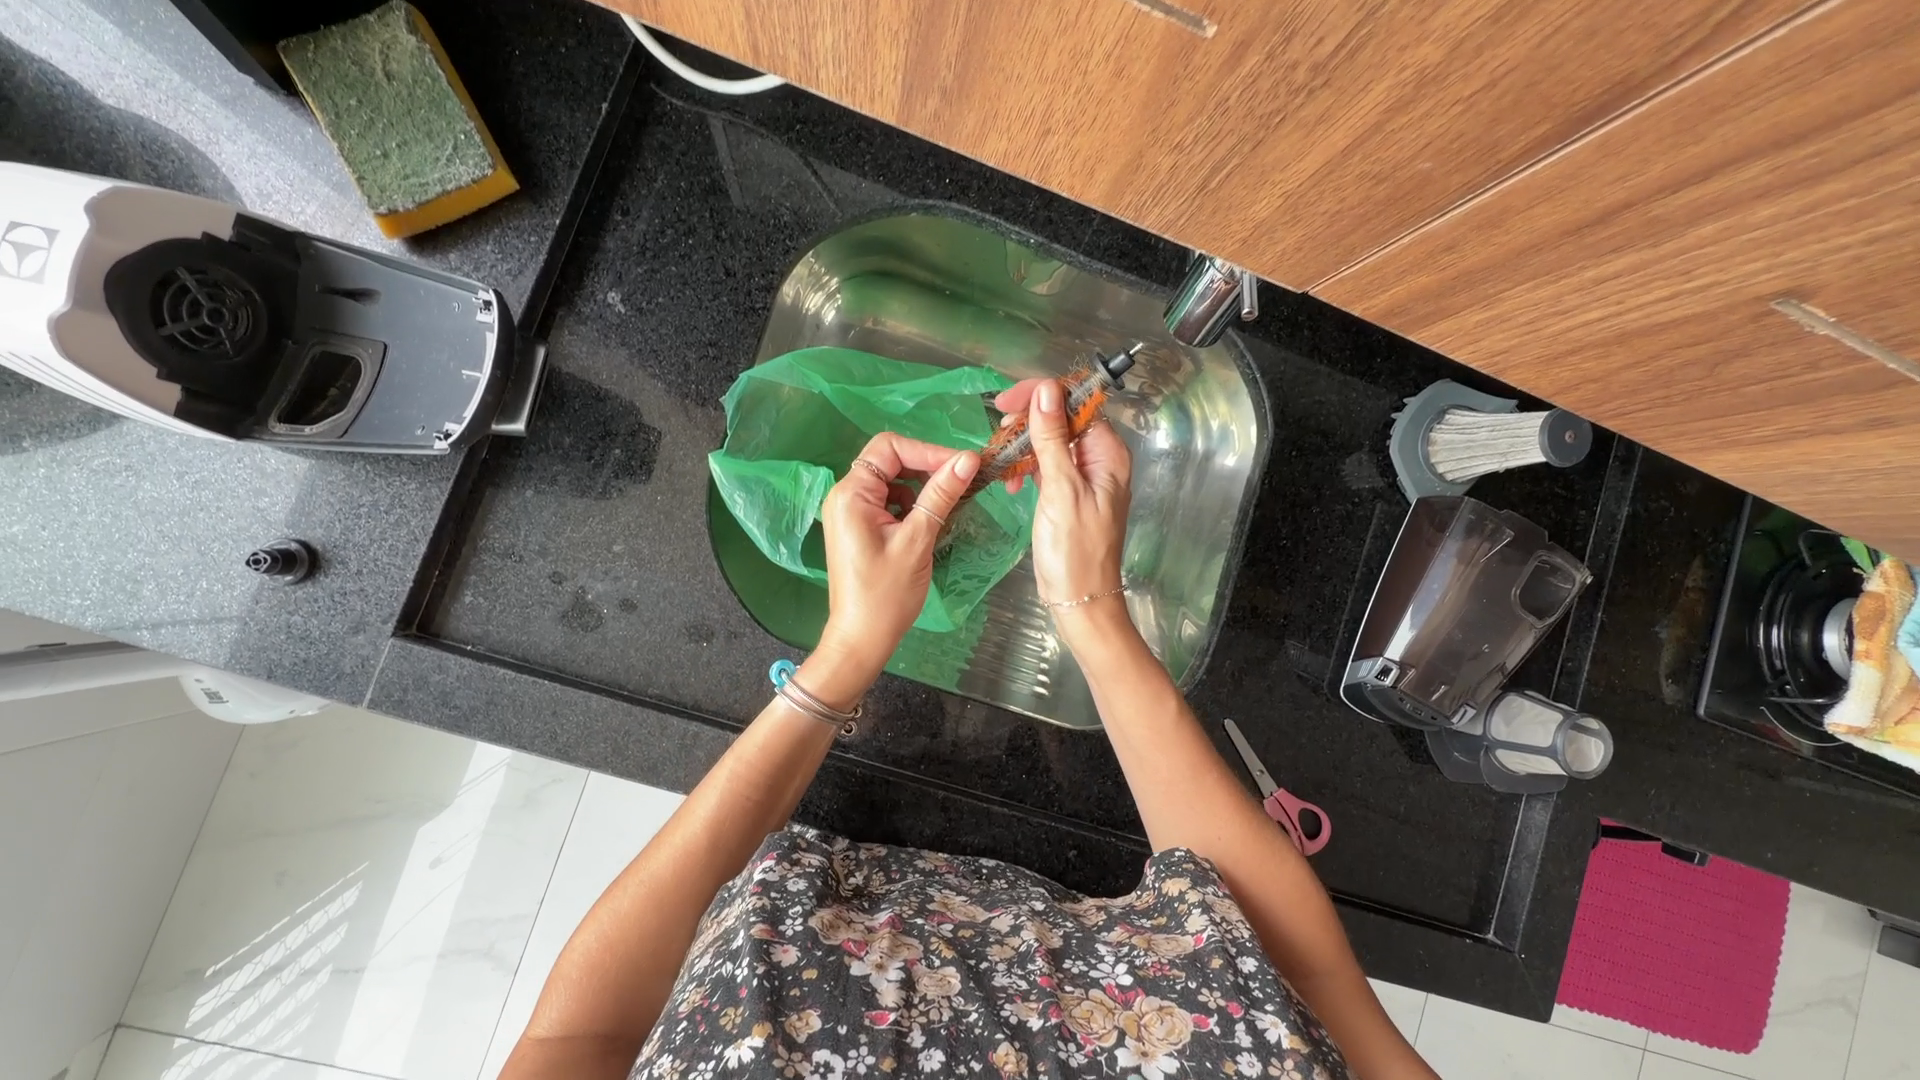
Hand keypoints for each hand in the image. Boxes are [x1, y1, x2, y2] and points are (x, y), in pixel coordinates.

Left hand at [816, 432, 979, 678]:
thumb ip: (940, 495)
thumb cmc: (887, 594)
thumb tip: (968, 460)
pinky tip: (931, 517)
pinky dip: (913, 503)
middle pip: (889, 460)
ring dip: (922, 485)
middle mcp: (846, 495)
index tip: (962, 465)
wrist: (862, 638)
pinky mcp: (860, 528)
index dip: (928, 451)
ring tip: (951, 500)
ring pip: (892, 481)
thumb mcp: (917, 540)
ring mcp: (851, 512)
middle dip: (927, 465)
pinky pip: (889, 501)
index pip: (889, 448)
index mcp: (851, 494)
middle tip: (962, 479)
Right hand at [992, 378, 1132, 638]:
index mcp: (1108, 453)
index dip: (1042, 396)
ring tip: (1002, 462)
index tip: (1005, 403)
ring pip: (1050, 444)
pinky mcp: (1067, 495)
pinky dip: (1026, 470)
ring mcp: (1083, 478)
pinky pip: (1046, 468)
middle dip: (1028, 422)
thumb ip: (1052, 439)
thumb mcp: (1061, 490)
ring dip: (1023, 448)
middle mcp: (1099, 460)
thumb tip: (1047, 391)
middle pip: (1062, 420)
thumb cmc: (1074, 549)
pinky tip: (1011, 483)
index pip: (1076, 404)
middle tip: (999, 434)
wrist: (1080, 600)